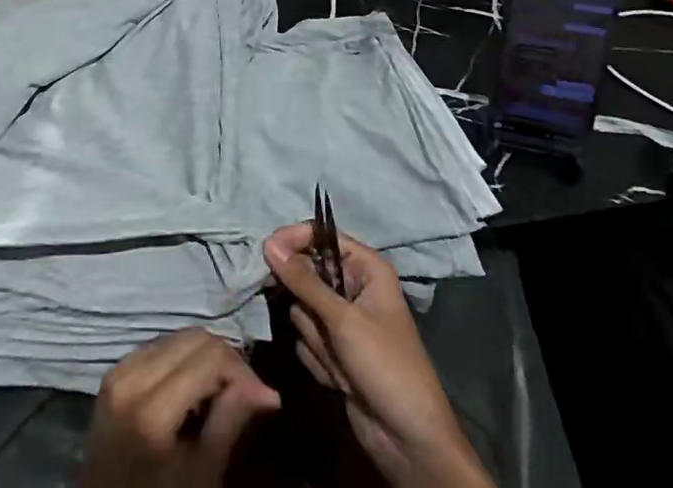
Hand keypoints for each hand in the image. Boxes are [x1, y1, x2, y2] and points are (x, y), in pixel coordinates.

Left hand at [84, 328, 280, 487]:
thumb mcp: (201, 475)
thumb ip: (231, 422)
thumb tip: (268, 391)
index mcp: (151, 409)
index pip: (211, 356)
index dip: (242, 371)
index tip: (261, 397)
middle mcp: (131, 378)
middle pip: (195, 338)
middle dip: (226, 359)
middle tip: (244, 391)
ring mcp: (118, 373)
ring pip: (178, 337)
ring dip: (205, 356)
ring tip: (219, 390)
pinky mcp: (113, 373)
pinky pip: (159, 346)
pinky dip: (182, 358)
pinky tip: (191, 387)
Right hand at [264, 225, 493, 487]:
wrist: (407, 436)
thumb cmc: (383, 363)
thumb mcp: (342, 319)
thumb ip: (304, 281)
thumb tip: (269, 243)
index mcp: (367, 268)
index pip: (323, 237)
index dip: (295, 240)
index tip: (266, 251)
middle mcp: (354, 288)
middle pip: (308, 276)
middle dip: (309, 306)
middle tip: (324, 327)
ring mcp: (343, 321)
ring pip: (304, 312)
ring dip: (317, 338)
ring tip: (342, 360)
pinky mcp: (335, 350)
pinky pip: (308, 341)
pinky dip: (319, 359)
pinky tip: (342, 378)